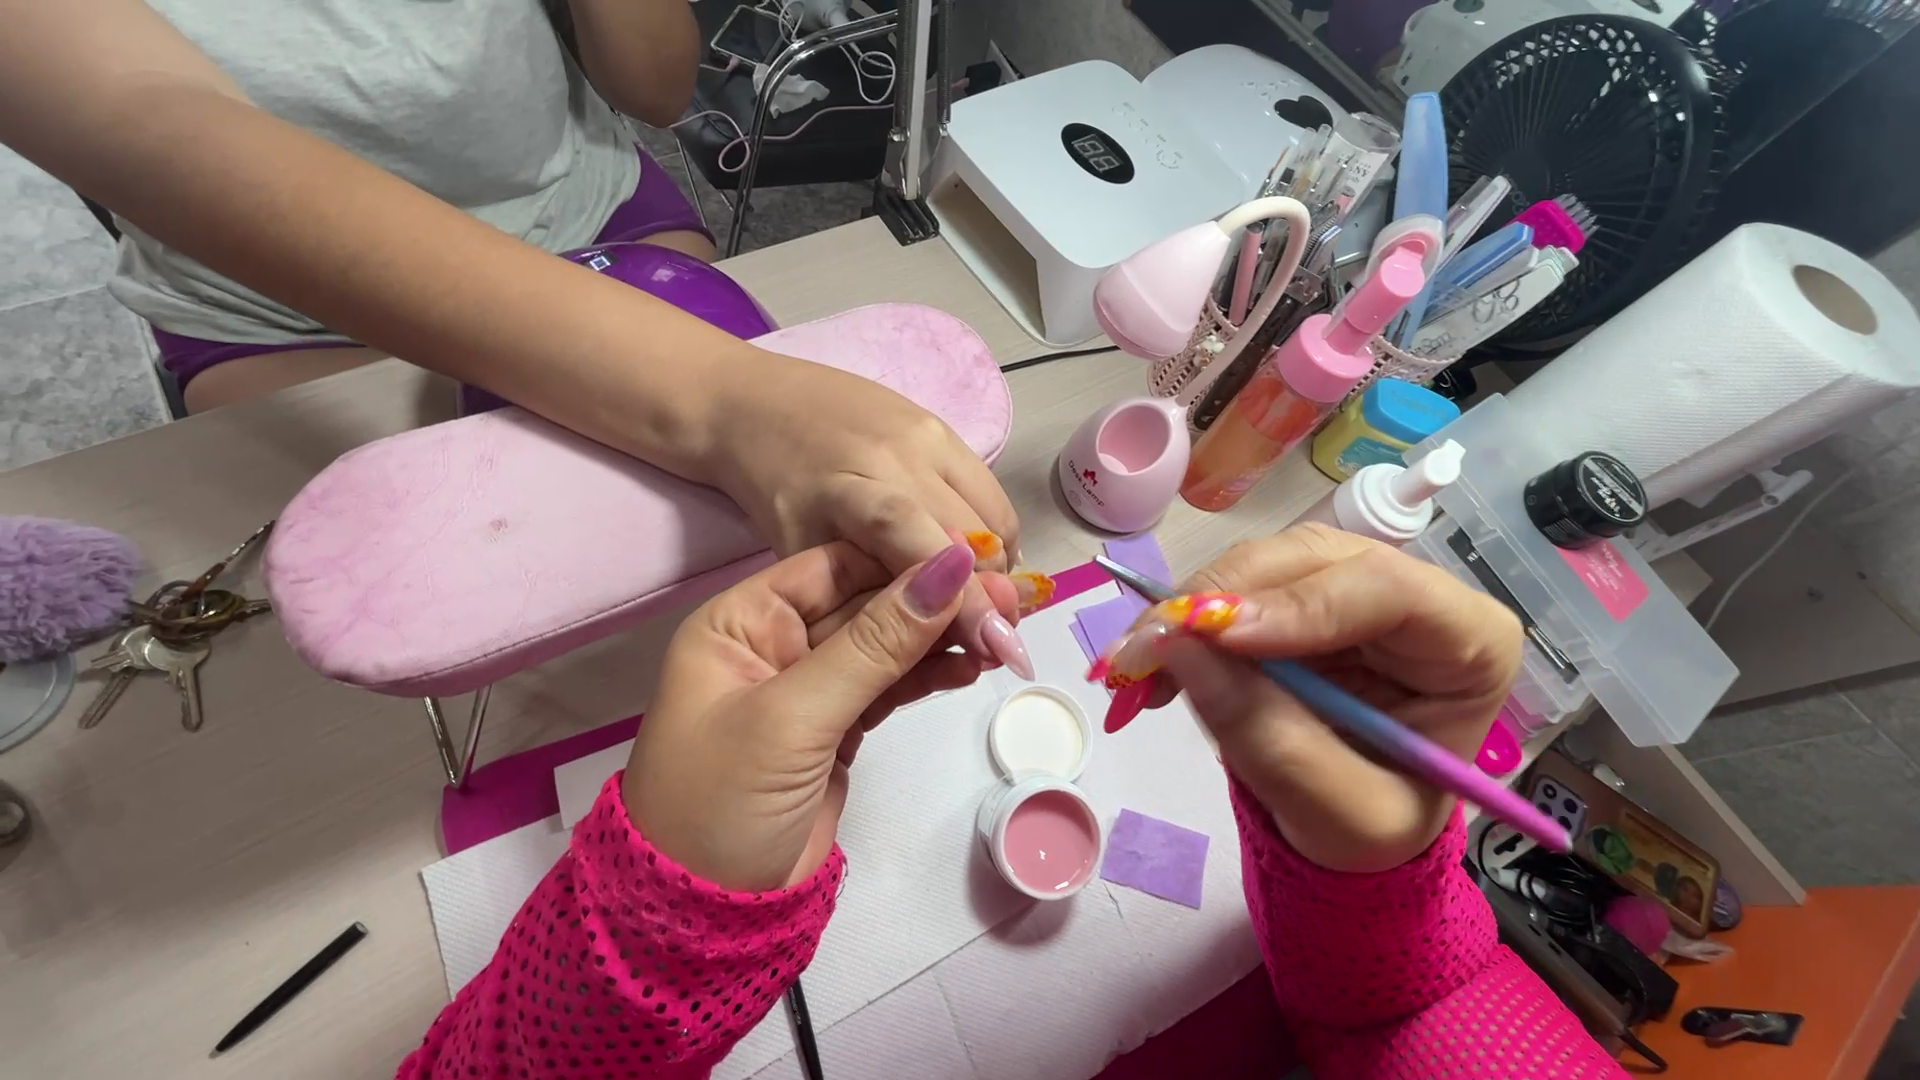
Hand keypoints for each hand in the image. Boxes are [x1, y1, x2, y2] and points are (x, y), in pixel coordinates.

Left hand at [623, 541, 981, 891]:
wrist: (706, 918)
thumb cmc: (725, 801)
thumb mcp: (797, 715)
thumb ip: (877, 641)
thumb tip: (951, 566)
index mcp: (742, 621)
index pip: (834, 566)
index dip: (902, 556)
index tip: (973, 555)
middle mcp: (775, 642)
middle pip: (867, 603)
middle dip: (934, 601)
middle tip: (1007, 599)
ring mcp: (809, 686)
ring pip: (885, 645)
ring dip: (941, 638)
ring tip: (1003, 634)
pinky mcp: (837, 726)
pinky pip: (890, 685)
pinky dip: (930, 675)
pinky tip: (972, 667)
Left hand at [704, 351, 1032, 678]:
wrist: (754, 400)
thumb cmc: (768, 488)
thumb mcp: (796, 554)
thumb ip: (861, 597)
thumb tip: (935, 641)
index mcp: (849, 487)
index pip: (922, 546)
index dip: (965, 602)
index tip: (1000, 650)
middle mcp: (903, 451)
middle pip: (976, 535)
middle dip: (994, 596)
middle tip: (993, 643)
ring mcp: (931, 433)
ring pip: (995, 515)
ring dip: (998, 567)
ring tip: (982, 606)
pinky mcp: (943, 425)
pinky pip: (987, 492)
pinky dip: (991, 535)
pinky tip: (972, 563)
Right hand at [1157, 524, 1523, 872]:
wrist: (1353, 828)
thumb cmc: (1374, 827)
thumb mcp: (1340, 811)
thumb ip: (1270, 737)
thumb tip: (1180, 650)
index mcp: (1467, 643)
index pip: (1383, 588)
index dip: (1295, 602)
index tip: (1213, 636)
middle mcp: (1409, 596)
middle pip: (1305, 560)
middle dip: (1215, 601)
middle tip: (1141, 652)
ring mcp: (1343, 589)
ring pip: (1257, 565)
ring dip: (1185, 611)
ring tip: (1136, 669)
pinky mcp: (1290, 600)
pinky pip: (1228, 590)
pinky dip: (1180, 624)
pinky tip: (1152, 664)